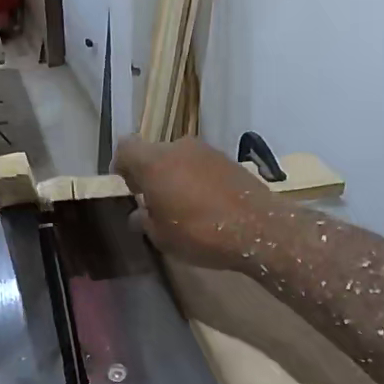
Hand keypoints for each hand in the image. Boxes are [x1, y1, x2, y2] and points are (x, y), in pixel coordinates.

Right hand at [113, 136, 288, 265]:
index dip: (121, 166)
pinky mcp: (230, 160)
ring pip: (179, 158)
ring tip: (182, 204)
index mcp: (154, 163)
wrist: (261, 230)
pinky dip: (197, 179)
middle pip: (153, 153)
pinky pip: (201, 165)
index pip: (125, 148)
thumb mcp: (160, 236)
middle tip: (155, 201)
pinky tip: (205, 204)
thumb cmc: (200, 233)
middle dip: (150, 173)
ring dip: (175, 176)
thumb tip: (139, 214)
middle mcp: (179, 149)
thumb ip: (144, 220)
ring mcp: (207, 151)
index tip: (129, 188)